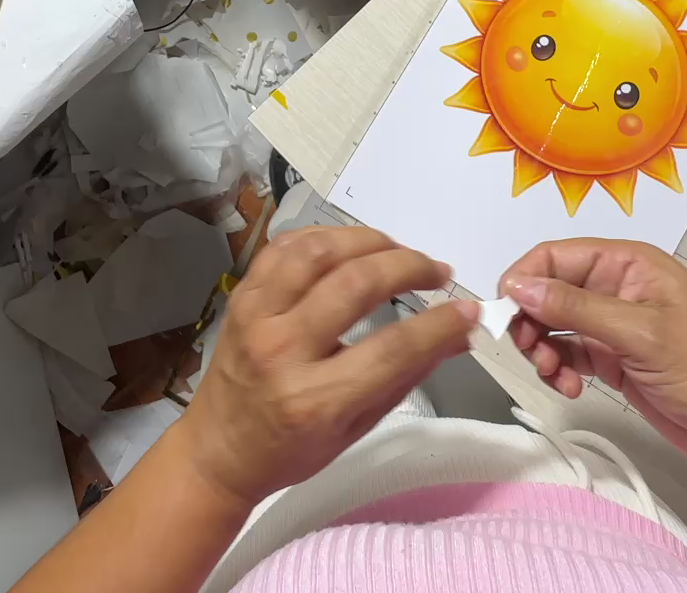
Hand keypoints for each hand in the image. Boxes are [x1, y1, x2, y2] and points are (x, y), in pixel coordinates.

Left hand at [177, 226, 479, 506]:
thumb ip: (406, 377)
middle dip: (407, 268)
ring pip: (316, 252)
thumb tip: (458, 335)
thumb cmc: (291, 449)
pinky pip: (284, 246)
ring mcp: (256, 315)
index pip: (391, 349)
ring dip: (366, 241)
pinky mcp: (242, 294)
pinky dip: (322, 236)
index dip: (438, 324)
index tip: (468, 309)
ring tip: (396, 251)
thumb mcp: (356, 428)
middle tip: (436, 271)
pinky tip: (349, 245)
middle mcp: (282, 349)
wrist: (217, 448)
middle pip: (354, 285)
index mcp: (315, 400)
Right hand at [499, 238, 686, 479]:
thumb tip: (517, 286)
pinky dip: (558, 368)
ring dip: (542, 348)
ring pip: (552, 324)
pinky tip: (568, 386)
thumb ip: (575, 308)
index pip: (554, 256)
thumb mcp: (643, 335)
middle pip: (547, 290)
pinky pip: (568, 354)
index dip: (524, 279)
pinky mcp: (614, 360)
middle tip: (529, 351)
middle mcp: (614, 287)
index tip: (505, 312)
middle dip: (530, 319)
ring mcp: (613, 325)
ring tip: (552, 375)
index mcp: (626, 264)